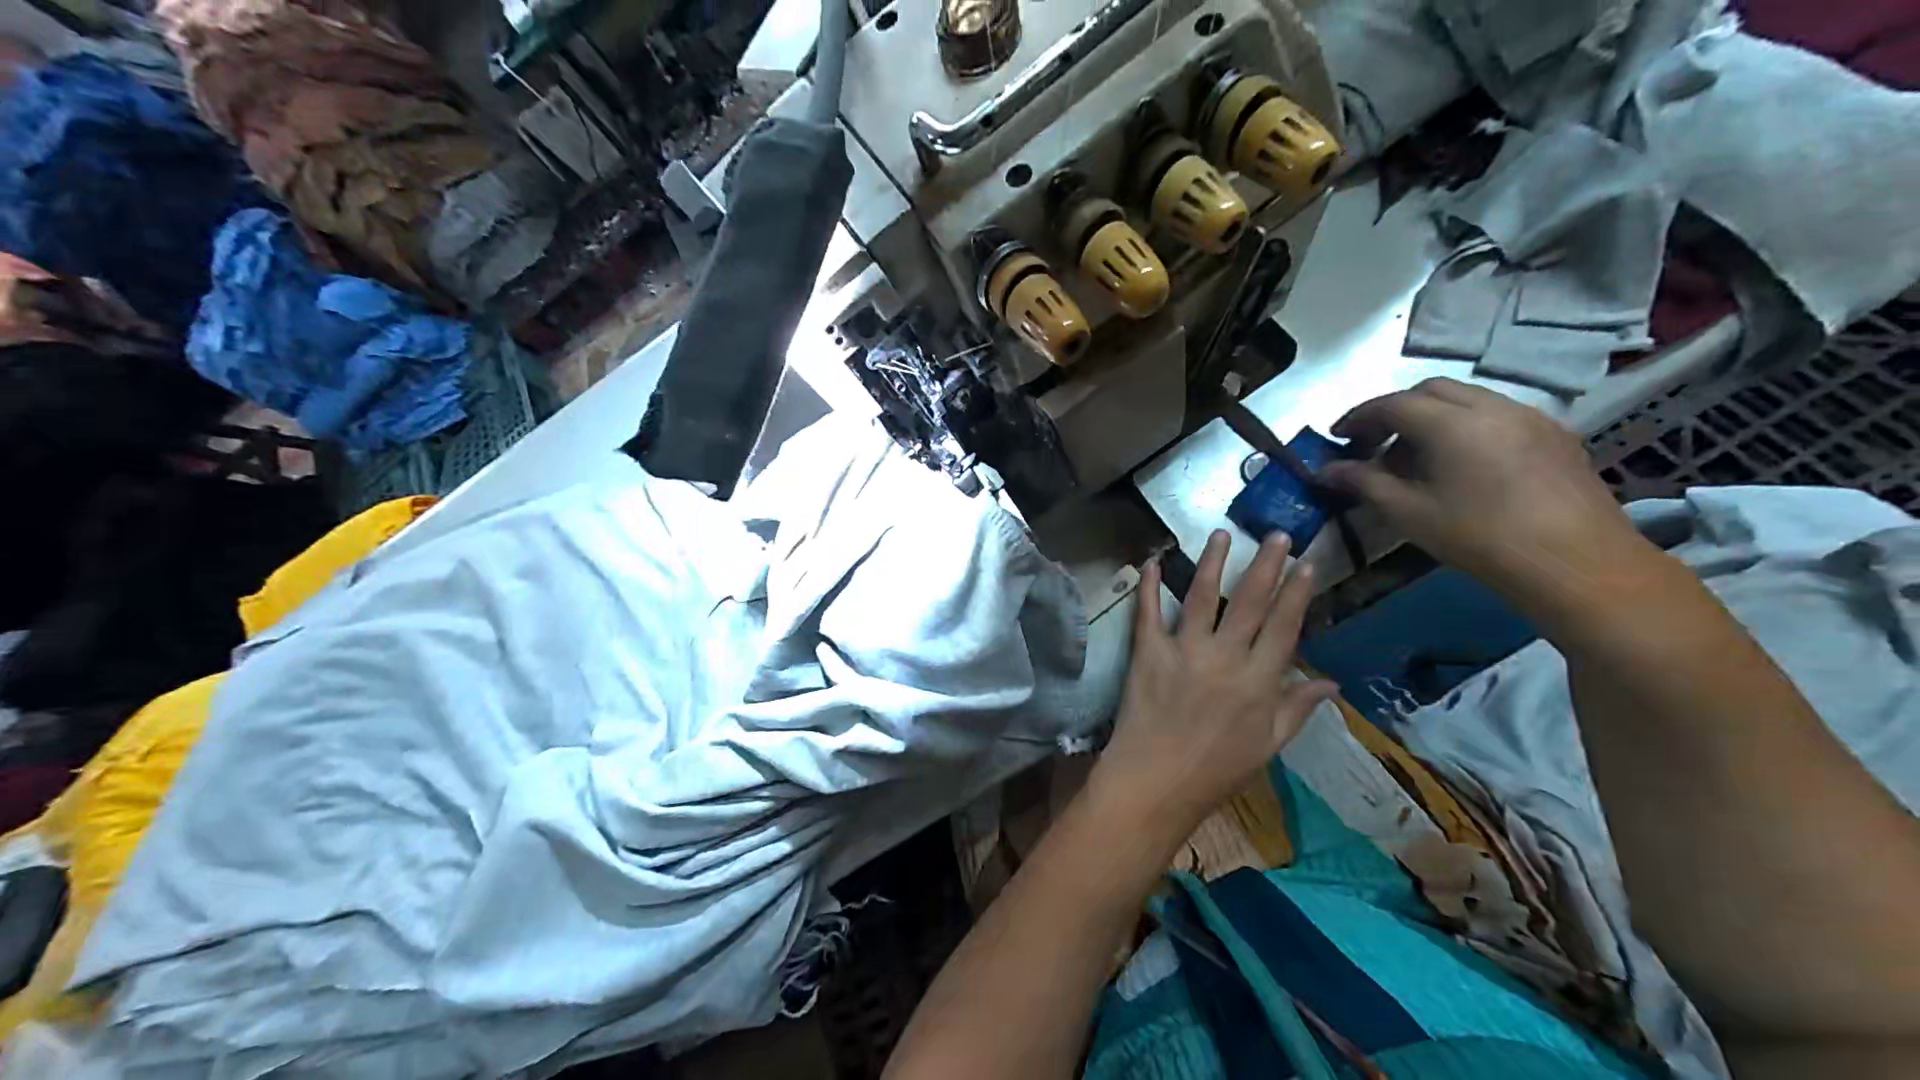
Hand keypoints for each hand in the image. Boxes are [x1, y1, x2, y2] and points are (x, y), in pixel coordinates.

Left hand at [1088, 530, 1335, 843]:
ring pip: (1201, 596)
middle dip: (1266, 565)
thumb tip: (1331, 682)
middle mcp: (1225, 658)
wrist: (1156, 783)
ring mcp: (1184, 651)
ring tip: (1221, 534)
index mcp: (1260, 681)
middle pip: (1249, 602)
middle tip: (1276, 534)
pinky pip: (1148, 612)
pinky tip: (1151, 560)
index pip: (1284, 626)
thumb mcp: (1269, 745)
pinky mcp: (1148, 652)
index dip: (1297, 593)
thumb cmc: (1217, 770)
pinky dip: (1148, 585)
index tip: (1307, 564)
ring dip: (1212, 562)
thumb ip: (1297, 708)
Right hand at [1318, 378, 1657, 616]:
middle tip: (1374, 443)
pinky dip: (1466, 427)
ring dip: (1432, 418)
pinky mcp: (1556, 436)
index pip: (1392, 403)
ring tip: (1416, 459)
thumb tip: (1325, 471)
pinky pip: (1499, 416)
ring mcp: (1530, 418)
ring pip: (1468, 400)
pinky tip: (1462, 466)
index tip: (1338, 436)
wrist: (1576, 564)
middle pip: (1431, 391)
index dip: (1359, 416)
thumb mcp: (1408, 513)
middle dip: (1395, 411)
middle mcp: (1493, 407)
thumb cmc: (1480, 538)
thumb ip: (1363, 483)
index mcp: (1452, 423)